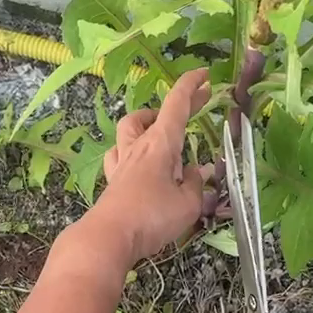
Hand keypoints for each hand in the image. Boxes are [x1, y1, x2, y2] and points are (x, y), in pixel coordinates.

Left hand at [75, 67, 213, 267]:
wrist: (109, 237)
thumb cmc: (152, 216)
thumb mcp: (188, 204)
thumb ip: (195, 185)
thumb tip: (197, 172)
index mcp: (160, 143)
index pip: (177, 104)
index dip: (191, 86)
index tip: (204, 75)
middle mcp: (139, 146)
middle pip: (155, 113)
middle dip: (178, 104)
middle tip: (198, 101)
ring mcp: (122, 163)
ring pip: (129, 128)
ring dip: (145, 122)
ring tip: (160, 128)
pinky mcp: (113, 181)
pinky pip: (118, 154)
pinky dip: (130, 150)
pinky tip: (137, 159)